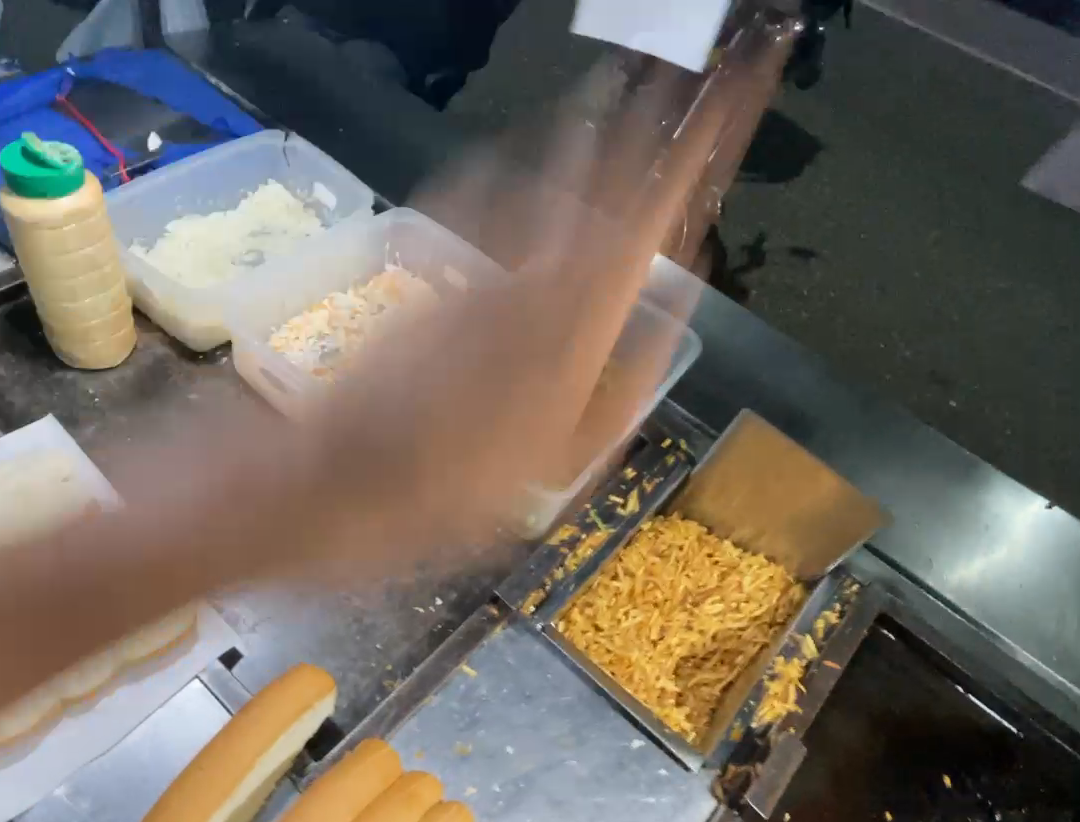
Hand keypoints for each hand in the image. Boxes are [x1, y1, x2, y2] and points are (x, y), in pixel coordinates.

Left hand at [270, 63, 719, 568]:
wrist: (353, 468)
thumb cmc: (466, 482)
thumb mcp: (568, 455)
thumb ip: (629, 376)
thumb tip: (672, 307)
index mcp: (584, 320)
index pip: (653, 215)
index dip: (694, 150)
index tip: (726, 99)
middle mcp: (538, 274)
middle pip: (603, 177)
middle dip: (646, 120)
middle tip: (677, 81)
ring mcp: (481, 264)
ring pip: (543, 176)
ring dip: (584, 131)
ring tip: (615, 94)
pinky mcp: (437, 267)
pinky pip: (478, 194)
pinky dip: (507, 164)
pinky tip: (514, 152)